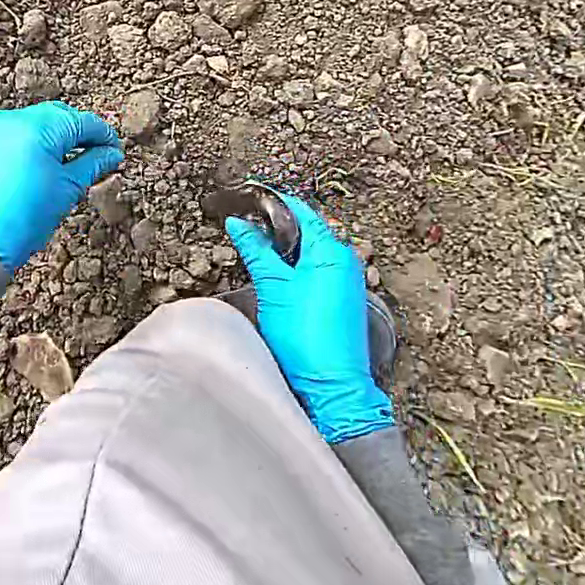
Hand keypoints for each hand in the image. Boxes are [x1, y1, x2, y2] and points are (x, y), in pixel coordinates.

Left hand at [0, 102, 124, 271]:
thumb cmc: (23, 220)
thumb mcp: (68, 190)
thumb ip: (93, 164)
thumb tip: (111, 154)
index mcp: (37, 128)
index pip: (81, 121)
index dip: (102, 135)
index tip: (113, 149)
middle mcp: (8, 120)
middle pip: (54, 116)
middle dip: (74, 133)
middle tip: (91, 154)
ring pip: (28, 123)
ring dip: (46, 138)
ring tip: (58, 164)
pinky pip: (2, 134)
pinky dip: (18, 145)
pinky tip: (27, 168)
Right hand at [225, 192, 393, 443]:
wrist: (332, 386)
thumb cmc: (305, 336)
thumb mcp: (273, 287)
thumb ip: (256, 250)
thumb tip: (238, 222)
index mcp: (332, 250)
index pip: (301, 211)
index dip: (273, 203)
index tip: (248, 198)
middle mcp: (345, 260)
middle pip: (307, 229)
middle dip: (277, 226)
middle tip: (246, 225)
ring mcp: (346, 280)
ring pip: (310, 251)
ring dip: (285, 248)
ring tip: (256, 249)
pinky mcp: (342, 298)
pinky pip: (317, 269)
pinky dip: (296, 266)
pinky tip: (276, 274)